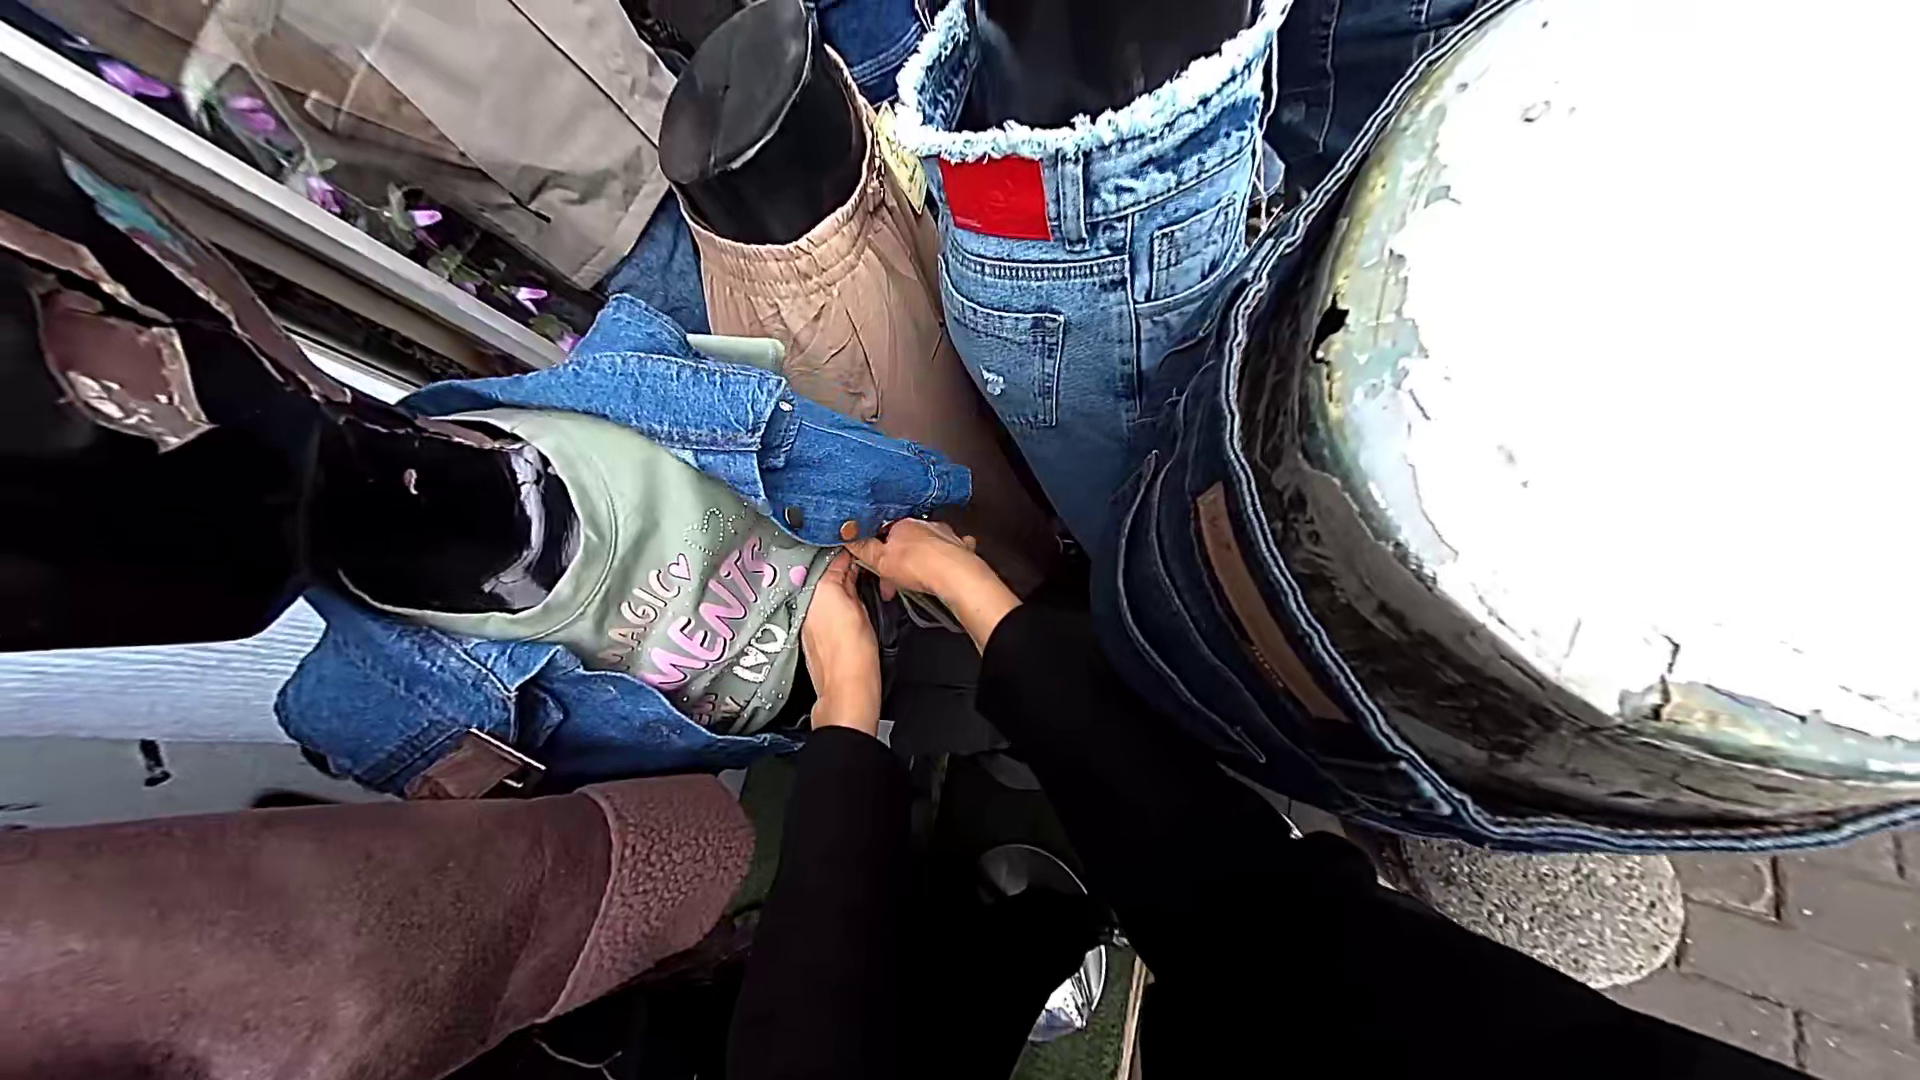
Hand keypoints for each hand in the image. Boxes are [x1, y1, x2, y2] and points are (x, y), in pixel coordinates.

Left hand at [800, 551, 882, 735]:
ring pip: (819, 589)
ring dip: (834, 584)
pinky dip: (828, 601)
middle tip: (861, 564)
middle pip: (823, 574)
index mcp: (819, 588)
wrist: (846, 686)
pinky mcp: (806, 630)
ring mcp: (803, 615)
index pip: (834, 559)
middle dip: (839, 568)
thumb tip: (851, 570)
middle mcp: (805, 599)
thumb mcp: (861, 608)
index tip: (860, 549)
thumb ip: (852, 583)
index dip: (849, 553)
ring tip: (856, 583)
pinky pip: (817, 605)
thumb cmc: (857, 652)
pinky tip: (845, 604)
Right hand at [846, 520, 1019, 652]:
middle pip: (906, 544)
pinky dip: (946, 560)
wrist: (955, 575)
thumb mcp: (881, 561)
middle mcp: (925, 526)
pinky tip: (942, 571)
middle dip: (898, 563)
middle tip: (894, 584)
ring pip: (927, 547)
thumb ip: (864, 549)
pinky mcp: (960, 549)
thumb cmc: (921, 565)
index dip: (879, 554)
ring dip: (920, 562)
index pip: (884, 535)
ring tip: (916, 582)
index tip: (877, 568)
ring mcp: (944, 536)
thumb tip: (849, 539)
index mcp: (903, 524)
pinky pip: (951, 552)